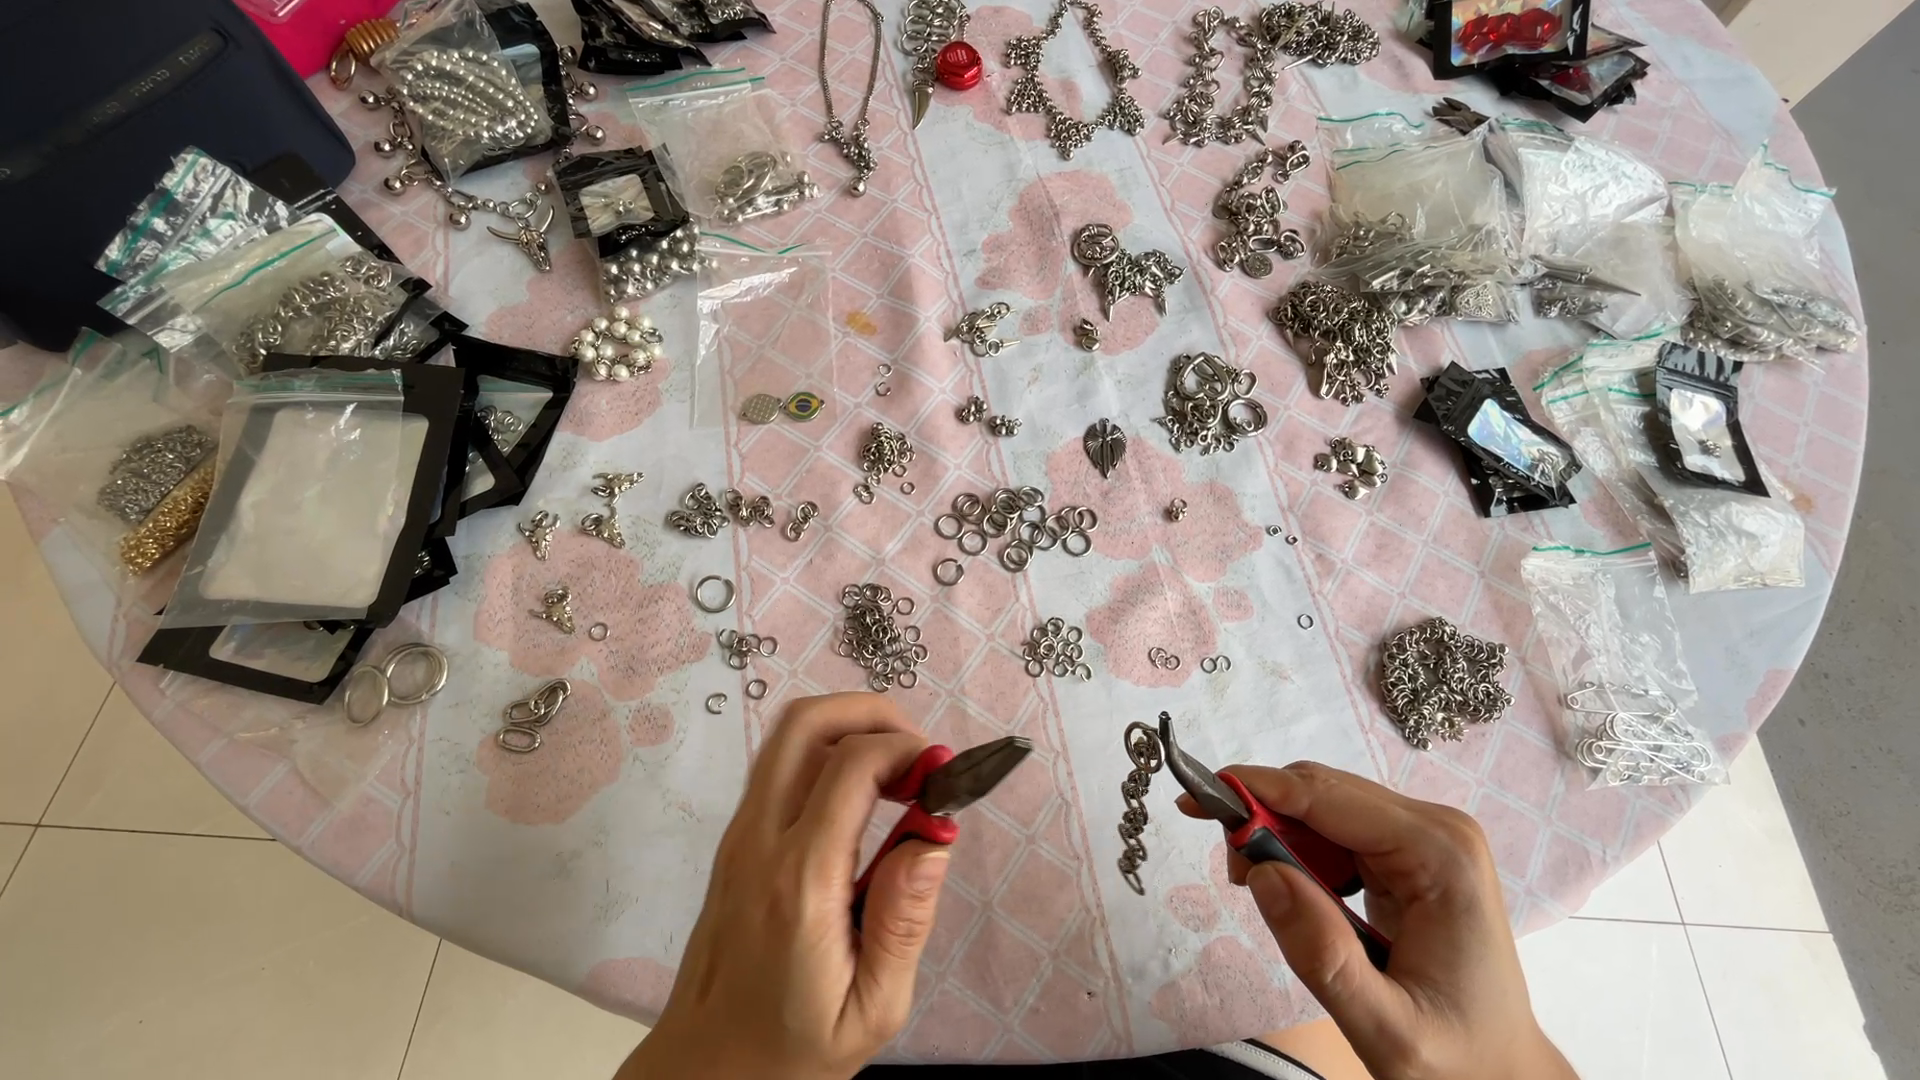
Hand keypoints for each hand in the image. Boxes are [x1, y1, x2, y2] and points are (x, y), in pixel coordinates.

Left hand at [618, 693, 950, 1079]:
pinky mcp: (736, 838)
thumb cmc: (793, 1050)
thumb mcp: (873, 1009)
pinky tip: (864, 794)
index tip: (942, 776)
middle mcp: (760, 839)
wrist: (703, 1071)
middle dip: (871, 711)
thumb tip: (936, 834)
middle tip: (917, 750)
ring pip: (788, 735)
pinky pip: (782, 765)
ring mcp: (740, 833)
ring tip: (897, 768)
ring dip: (848, 726)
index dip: (906, 750)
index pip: (851, 766)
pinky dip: (828, 751)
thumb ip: (906, 919)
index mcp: (800, 880)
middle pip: (804, 722)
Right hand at [1180, 763, 1575, 1079]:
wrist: (1504, 1076)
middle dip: (1262, 819)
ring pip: (1319, 805)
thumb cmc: (1457, 1062)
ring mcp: (1423, 834)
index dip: (1255, 791)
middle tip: (1233, 876)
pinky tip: (1295, 891)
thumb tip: (1261, 872)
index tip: (1195, 800)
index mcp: (1439, 854)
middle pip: (1320, 792)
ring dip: (1276, 836)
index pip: (1326, 796)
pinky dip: (1297, 850)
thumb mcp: (1387, 1031)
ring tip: (1260, 889)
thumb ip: (1322, 956)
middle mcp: (1435, 827)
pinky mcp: (1408, 849)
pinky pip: (1331, 827)